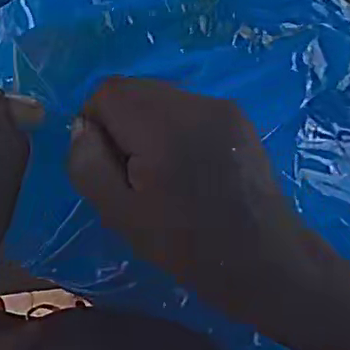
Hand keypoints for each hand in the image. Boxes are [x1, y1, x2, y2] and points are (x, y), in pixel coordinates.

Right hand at [66, 77, 316, 313]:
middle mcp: (194, 102)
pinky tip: (187, 166)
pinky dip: (173, 128)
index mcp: (163, 125)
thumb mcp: (120, 214)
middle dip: (120, 123)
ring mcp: (220, 106)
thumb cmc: (187, 246)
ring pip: (159, 96)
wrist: (266, 261)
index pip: (106, 92)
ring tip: (162, 172)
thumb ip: (88, 164)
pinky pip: (186, 107)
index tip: (109, 167)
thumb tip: (82, 126)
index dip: (95, 125)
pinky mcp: (237, 117)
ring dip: (146, 125)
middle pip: (133, 89)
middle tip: (133, 173)